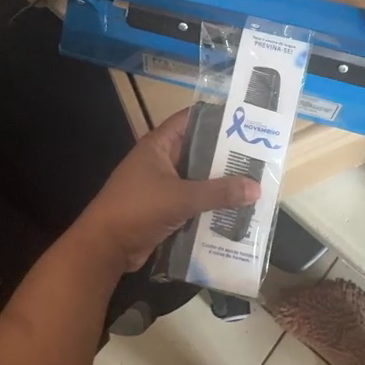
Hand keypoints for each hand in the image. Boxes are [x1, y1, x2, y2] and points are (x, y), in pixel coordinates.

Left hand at [67, 110, 261, 273]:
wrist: (104, 248)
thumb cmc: (137, 209)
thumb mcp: (181, 197)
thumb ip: (218, 192)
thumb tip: (256, 188)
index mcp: (159, 145)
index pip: (190, 120)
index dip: (216, 117)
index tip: (245, 120)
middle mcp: (161, 161)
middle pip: (198, 151)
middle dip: (226, 156)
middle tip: (260, 156)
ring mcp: (162, 186)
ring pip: (197, 179)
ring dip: (220, 184)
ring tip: (255, 184)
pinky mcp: (164, 209)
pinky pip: (193, 202)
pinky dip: (210, 206)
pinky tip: (236, 211)